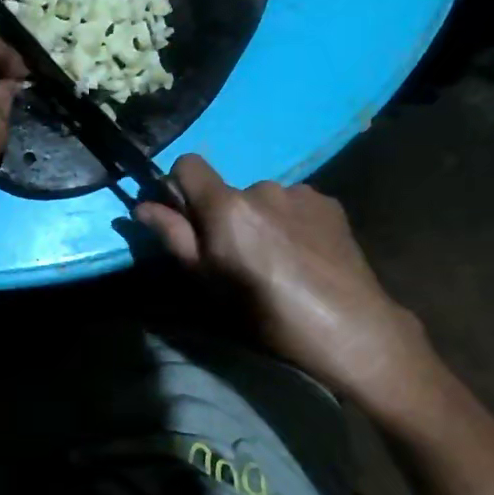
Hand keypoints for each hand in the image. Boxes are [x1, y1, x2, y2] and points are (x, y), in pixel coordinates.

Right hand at [135, 155, 436, 406]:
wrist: (351, 330)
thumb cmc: (266, 312)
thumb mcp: (208, 281)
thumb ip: (174, 236)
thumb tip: (142, 206)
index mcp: (227, 206)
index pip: (188, 165)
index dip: (180, 185)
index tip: (187, 217)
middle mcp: (262, 188)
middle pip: (227, 190)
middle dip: (225, 214)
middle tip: (238, 257)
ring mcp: (301, 193)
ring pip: (263, 199)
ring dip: (260, 218)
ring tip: (278, 259)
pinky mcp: (329, 203)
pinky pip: (294, 204)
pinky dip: (290, 221)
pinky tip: (305, 254)